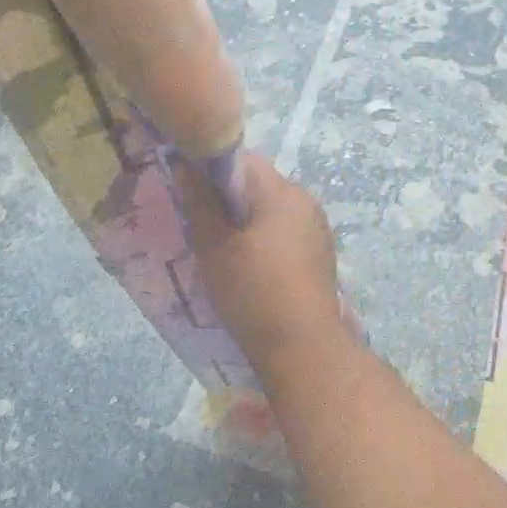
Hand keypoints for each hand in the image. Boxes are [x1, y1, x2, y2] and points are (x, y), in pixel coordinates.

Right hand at [178, 151, 344, 367]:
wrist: (305, 348)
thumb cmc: (253, 292)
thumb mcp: (214, 247)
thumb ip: (199, 202)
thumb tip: (184, 164)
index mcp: (281, 190)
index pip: (240, 159)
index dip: (210, 169)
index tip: (189, 192)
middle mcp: (304, 199)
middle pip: (258, 183)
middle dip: (228, 198)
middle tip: (201, 225)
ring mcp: (317, 226)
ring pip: (272, 208)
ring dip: (248, 220)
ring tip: (224, 250)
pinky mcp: (322, 252)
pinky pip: (287, 231)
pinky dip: (266, 239)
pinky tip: (253, 267)